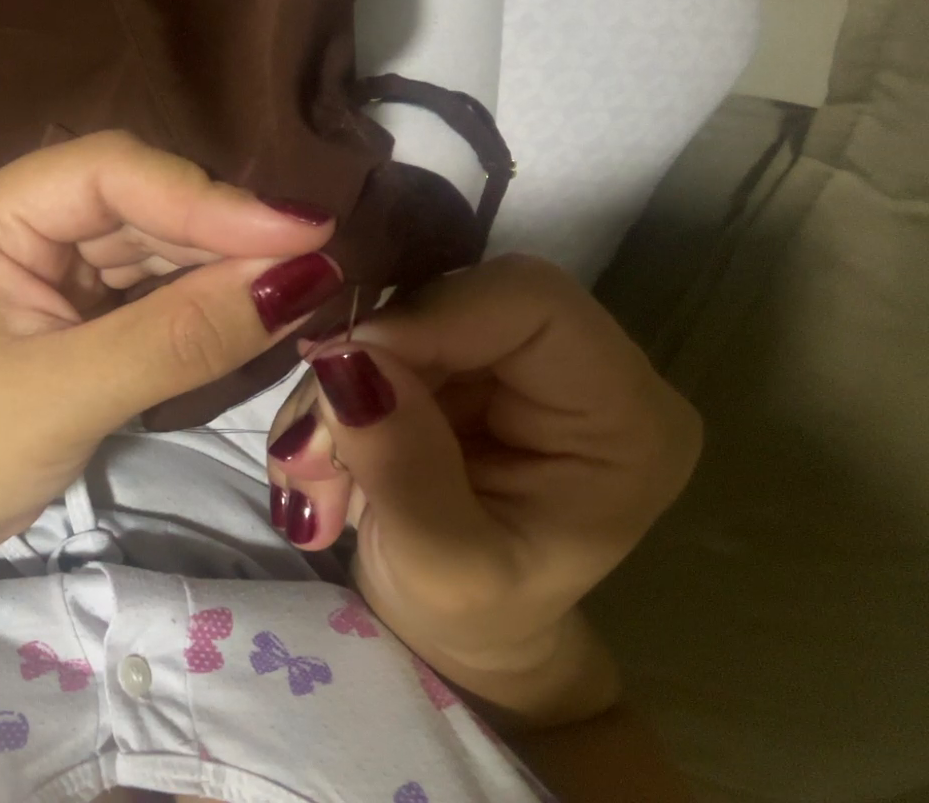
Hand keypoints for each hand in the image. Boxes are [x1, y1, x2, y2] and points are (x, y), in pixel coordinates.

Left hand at [0, 130, 343, 587]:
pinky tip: (251, 307)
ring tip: (304, 287)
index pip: (108, 171)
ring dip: (218, 264)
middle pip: (136, 199)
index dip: (207, 197)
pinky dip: (195, 297)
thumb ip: (180, 336)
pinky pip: (144, 282)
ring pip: (149, 239)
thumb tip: (303, 279)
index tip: (303, 234)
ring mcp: (44, 258)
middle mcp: (16, 218)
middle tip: (321, 264)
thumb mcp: (69, 394)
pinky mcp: (68, 300)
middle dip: (221, 232)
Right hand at [265, 255, 700, 724]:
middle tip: (307, 453)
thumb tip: (342, 360)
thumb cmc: (475, 615)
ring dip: (328, 395)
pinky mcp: (448, 364)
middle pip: (445, 302)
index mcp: (621, 420)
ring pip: (389, 321)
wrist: (459, 625)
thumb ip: (404, 466)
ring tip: (309, 480)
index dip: (426, 317)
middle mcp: (573, 371)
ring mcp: (504, 363)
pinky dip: (324, 399)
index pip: (529, 303)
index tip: (337, 370)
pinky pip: (365, 346)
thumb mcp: (443, 565)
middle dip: (357, 369)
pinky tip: (315, 464)